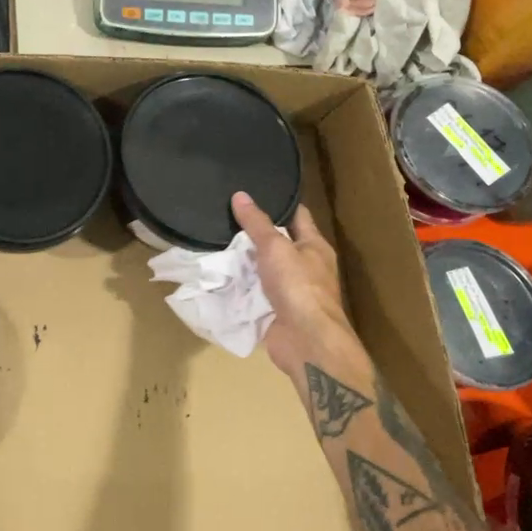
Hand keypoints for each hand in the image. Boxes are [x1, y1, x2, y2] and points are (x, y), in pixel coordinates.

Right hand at [231, 194, 359, 377]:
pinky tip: (220, 272)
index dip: (279, 202)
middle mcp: (307, 266)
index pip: (298, 216)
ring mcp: (292, 290)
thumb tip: (240, 195)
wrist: (305, 340)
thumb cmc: (298, 286)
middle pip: (279, 242)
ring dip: (245, 259)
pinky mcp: (277, 310)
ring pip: (264, 267)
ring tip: (216, 238)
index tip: (255, 190)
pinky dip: (240, 284)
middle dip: (255, 231)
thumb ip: (256, 223)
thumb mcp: (275, 247)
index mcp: (315, 247)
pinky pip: (255, 290)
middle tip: (226, 213)